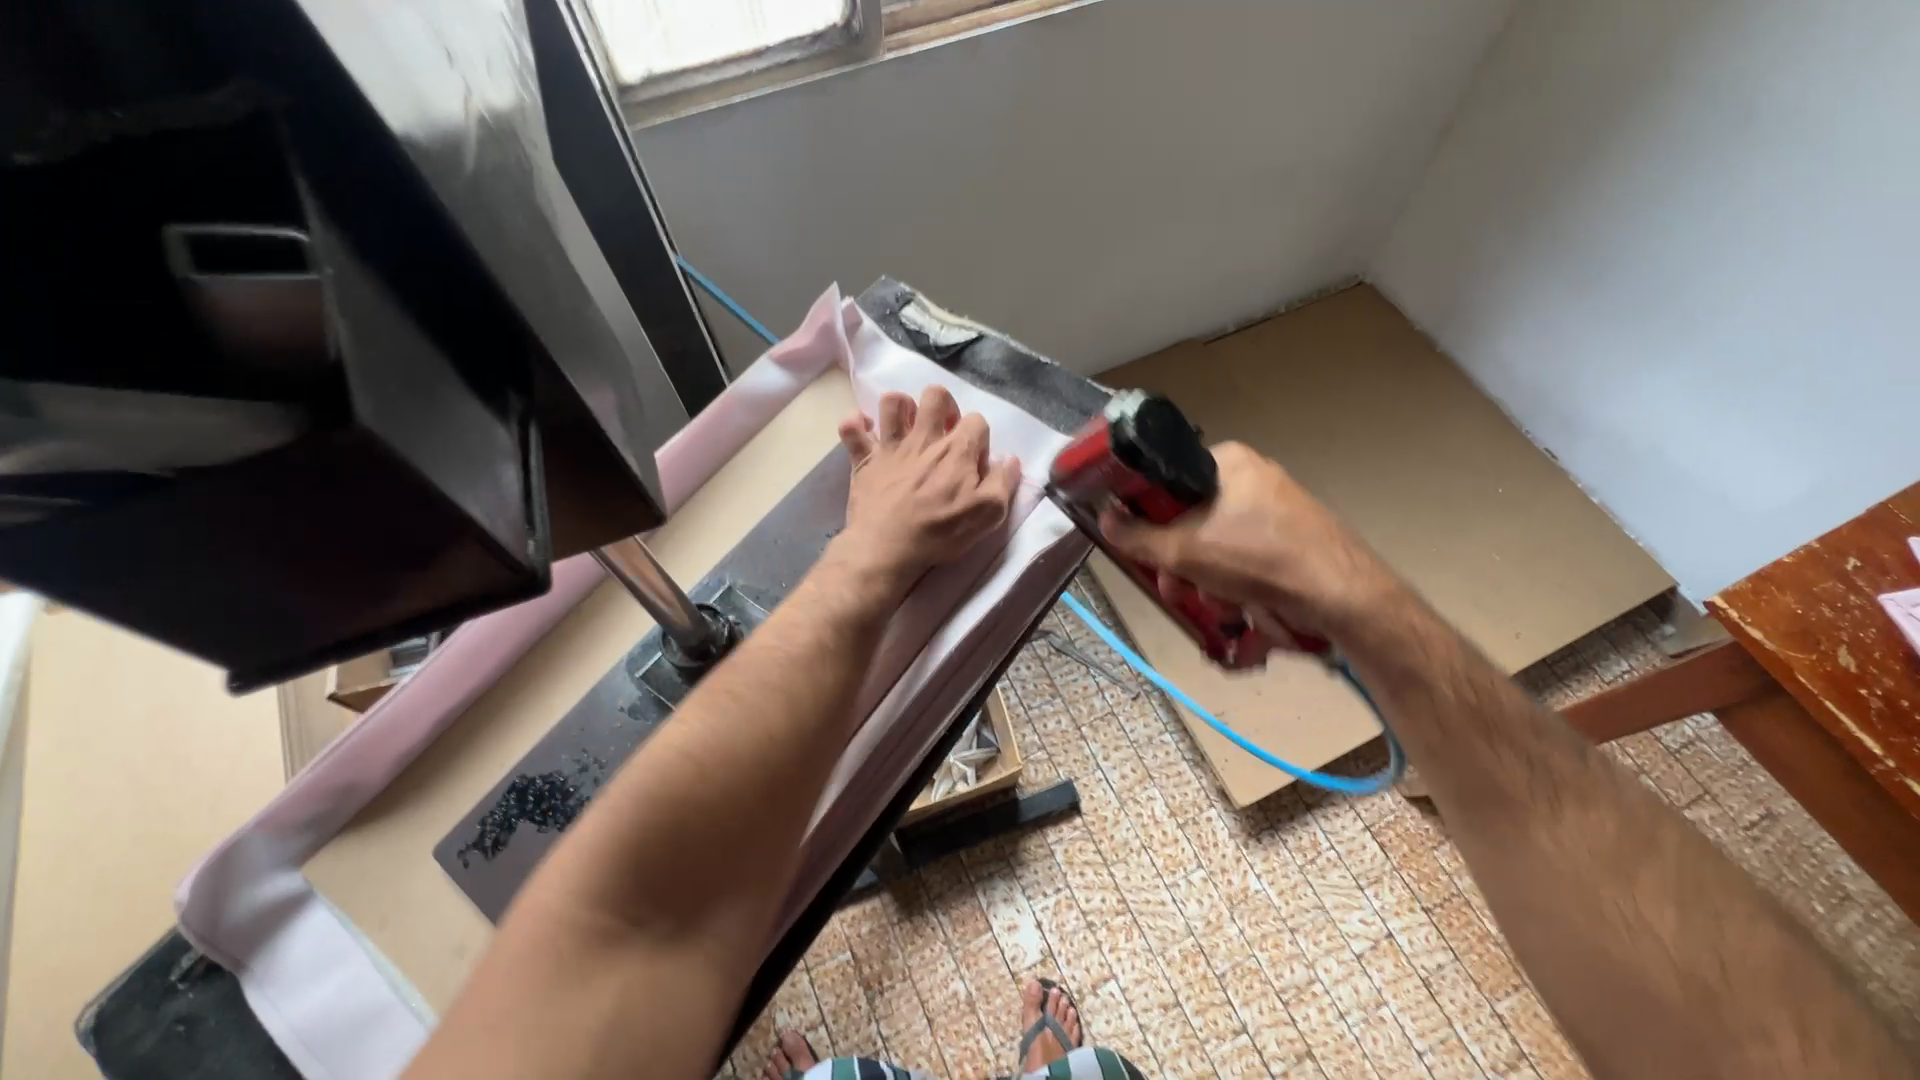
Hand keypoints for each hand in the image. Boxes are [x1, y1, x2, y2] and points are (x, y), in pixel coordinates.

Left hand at [834, 385, 1021, 587]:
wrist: (887, 548)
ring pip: (892, 402)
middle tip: (943, 432)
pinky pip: (850, 427)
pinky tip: (866, 432)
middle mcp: (924, 438)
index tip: (975, 464)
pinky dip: (855, 424)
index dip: (979, 439)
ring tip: (907, 428)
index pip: (977, 421)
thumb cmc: (939, 533)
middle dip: (943, 406)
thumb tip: (1010, 460)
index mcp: (957, 450)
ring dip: (902, 408)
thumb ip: (1003, 483)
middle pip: (935, 395)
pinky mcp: (863, 459)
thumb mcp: (987, 514)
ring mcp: (890, 445)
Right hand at [1097, 442, 1405, 641]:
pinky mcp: (1291, 542)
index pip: (1169, 480)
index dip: (1149, 516)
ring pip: (1215, 547)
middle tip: (1176, 588)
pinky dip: (1235, 586)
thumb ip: (1136, 536)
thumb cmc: (1257, 558)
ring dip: (1206, 583)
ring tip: (1218, 603)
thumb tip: (1103, 517)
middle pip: (1190, 520)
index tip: (1142, 546)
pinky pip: (1243, 560)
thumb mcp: (1183, 550)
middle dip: (1180, 564)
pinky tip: (1242, 606)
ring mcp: (1276, 511)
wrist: (1340, 594)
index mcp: (1229, 461)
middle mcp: (1253, 478)